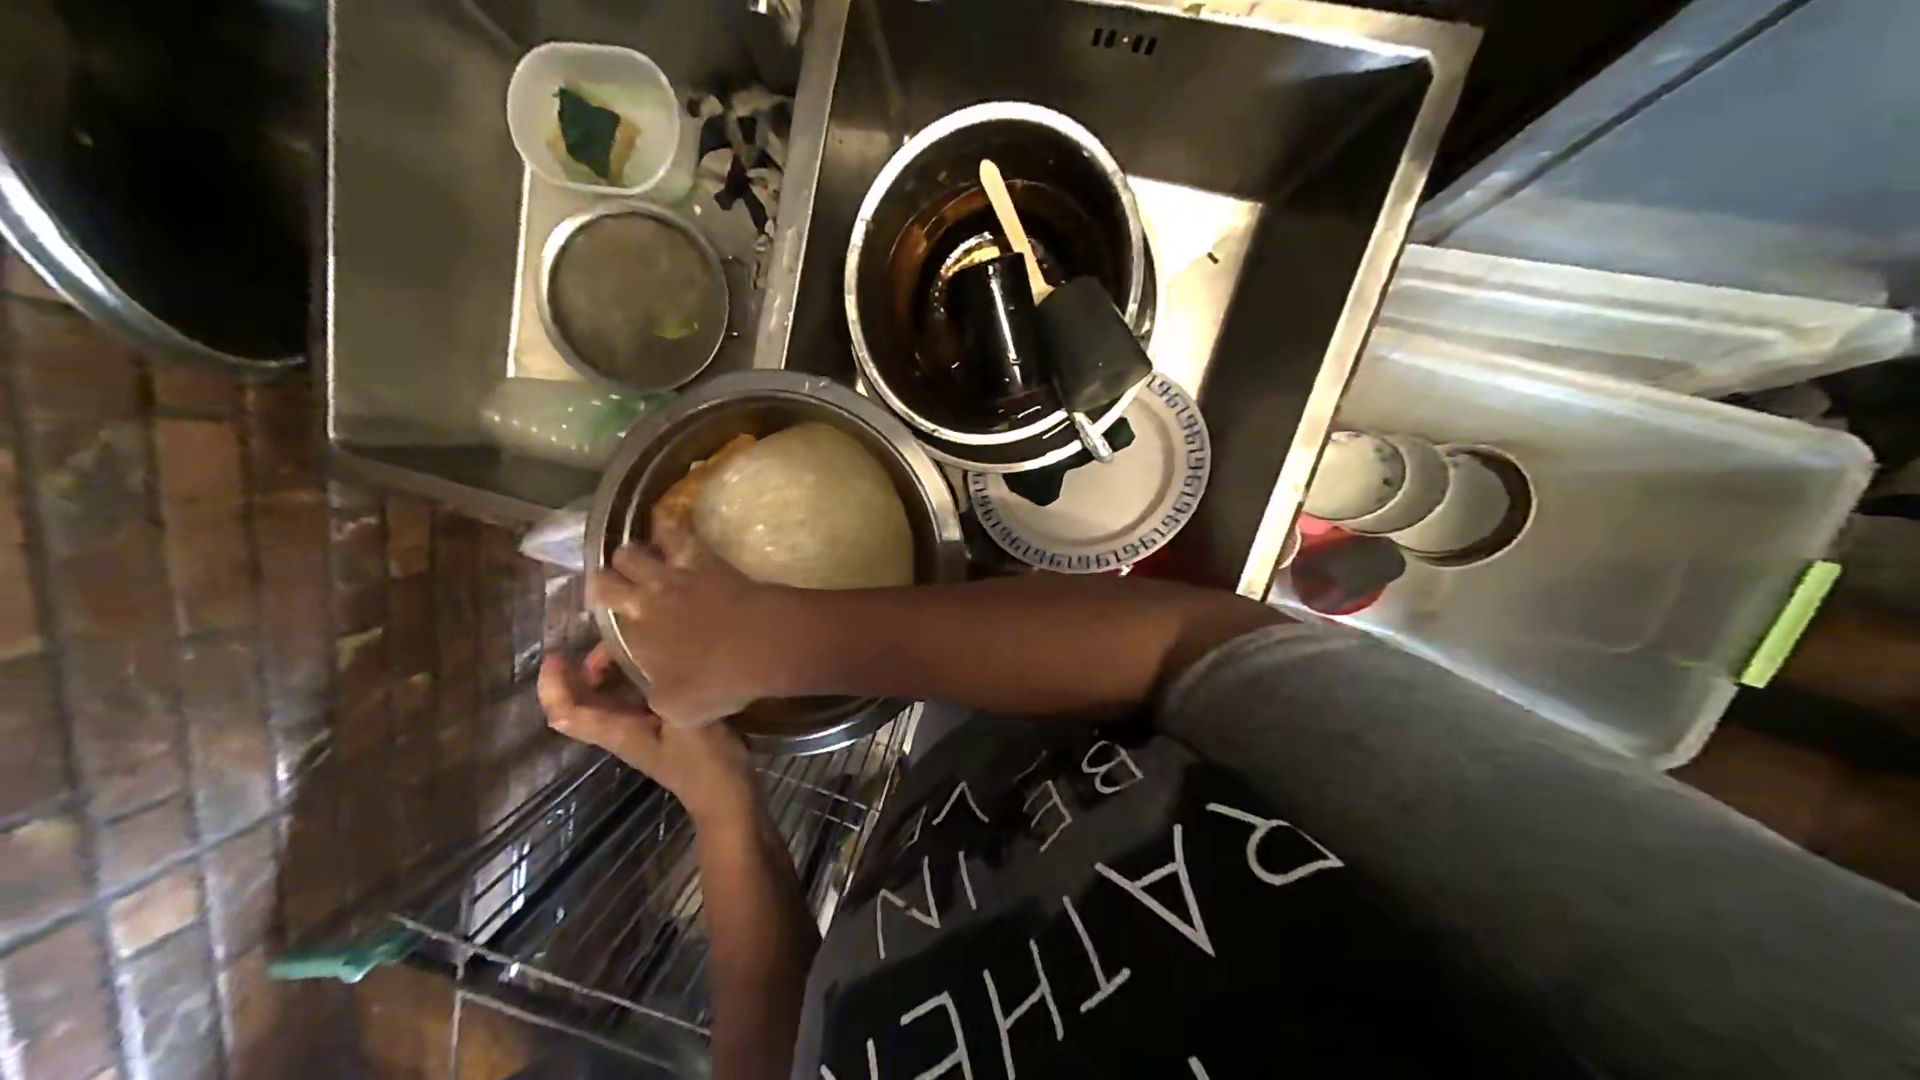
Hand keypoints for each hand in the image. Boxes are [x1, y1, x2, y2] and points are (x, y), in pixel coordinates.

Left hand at [538, 647, 758, 827]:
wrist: (726, 797)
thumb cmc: (705, 761)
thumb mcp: (687, 719)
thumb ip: (665, 687)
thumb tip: (651, 649)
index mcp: (618, 731)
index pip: (567, 712)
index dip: (553, 684)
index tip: (558, 654)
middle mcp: (620, 731)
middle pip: (581, 702)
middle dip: (582, 670)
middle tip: (606, 640)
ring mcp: (639, 732)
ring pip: (606, 699)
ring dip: (607, 672)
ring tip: (630, 644)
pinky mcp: (659, 729)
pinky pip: (631, 699)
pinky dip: (631, 678)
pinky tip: (658, 663)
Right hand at [586, 510, 811, 726]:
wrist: (763, 644)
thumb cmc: (719, 679)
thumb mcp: (677, 706)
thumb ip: (657, 692)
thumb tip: (654, 689)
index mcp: (634, 629)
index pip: (601, 615)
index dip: (598, 614)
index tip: (604, 618)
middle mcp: (645, 596)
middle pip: (609, 573)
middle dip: (610, 576)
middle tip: (618, 580)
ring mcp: (674, 573)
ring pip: (635, 548)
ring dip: (635, 550)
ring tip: (643, 551)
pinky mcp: (704, 557)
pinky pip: (677, 529)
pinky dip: (667, 523)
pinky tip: (669, 518)